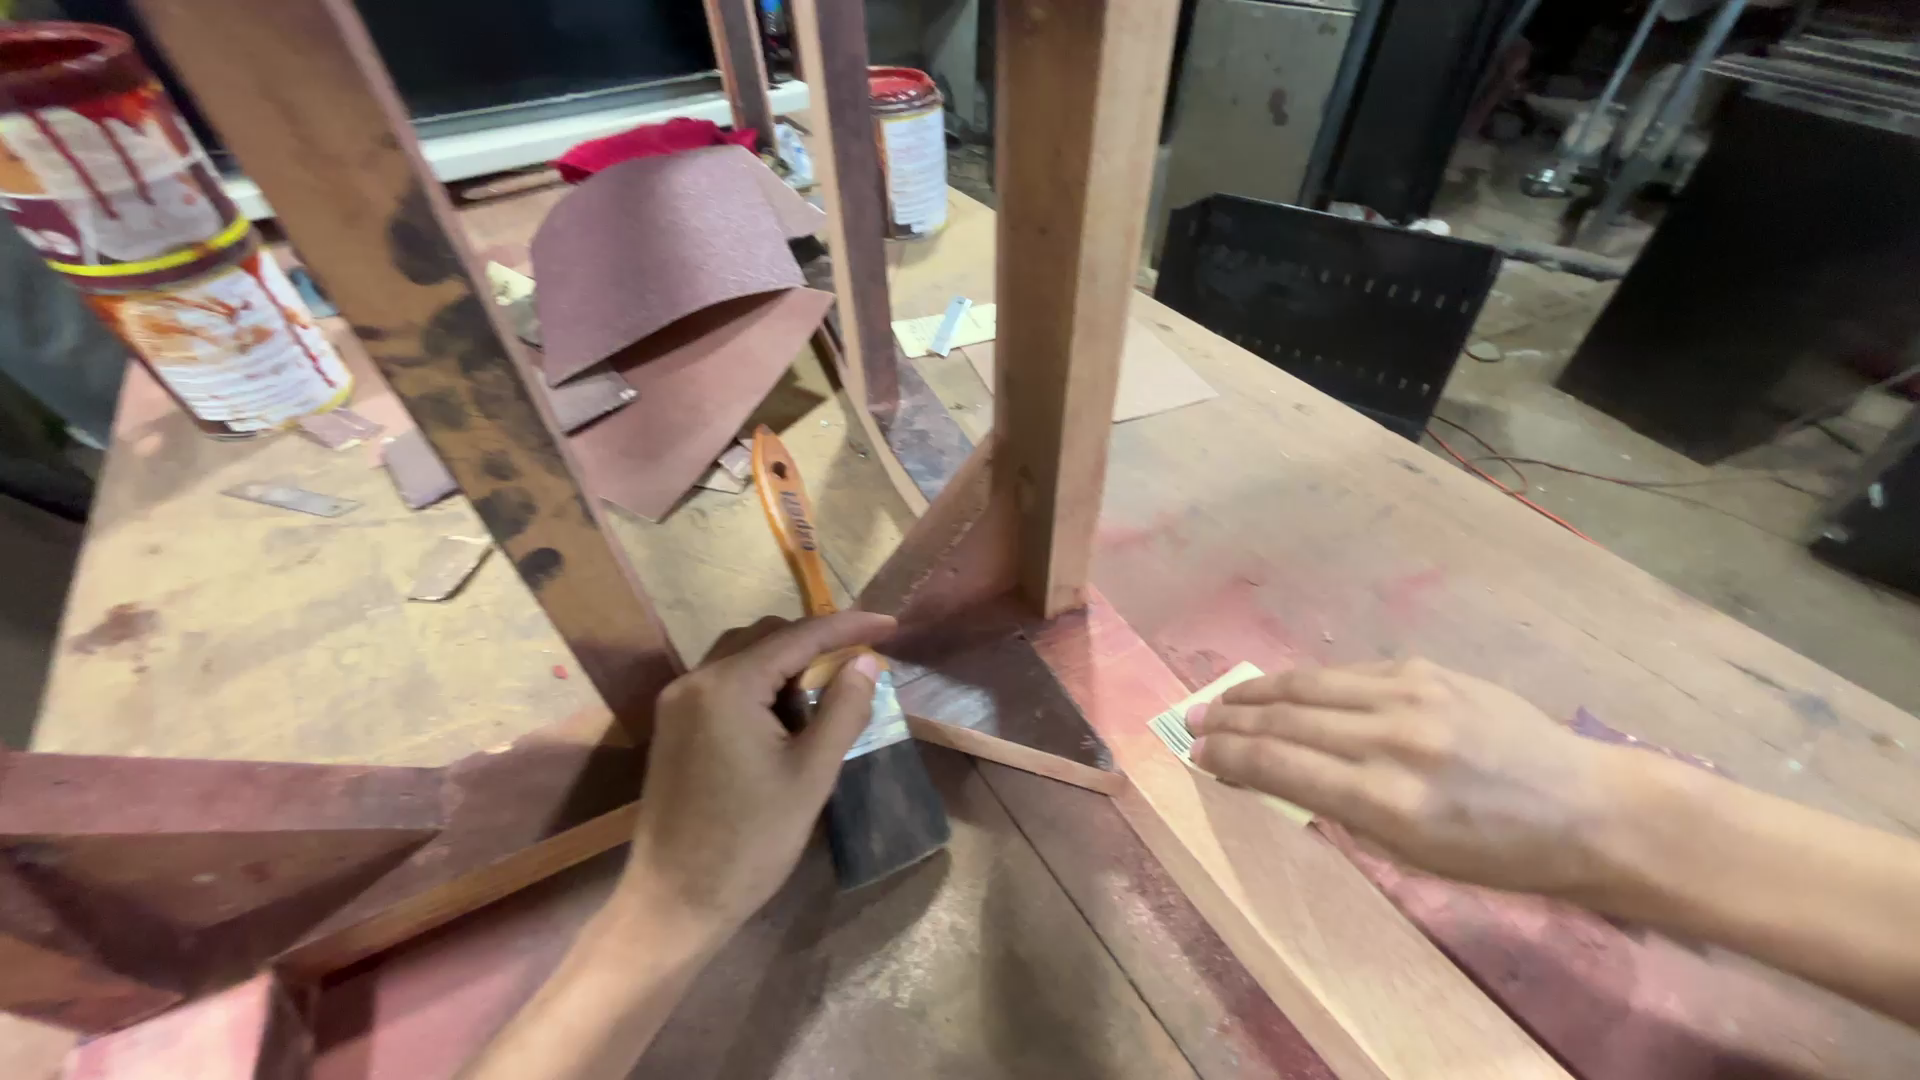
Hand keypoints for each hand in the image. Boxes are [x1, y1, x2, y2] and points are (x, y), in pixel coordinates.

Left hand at [620, 611, 896, 936]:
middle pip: (768, 637)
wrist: (675, 903)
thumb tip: (865, 661)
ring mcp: (678, 703)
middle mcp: (694, 680)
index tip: (890, 625)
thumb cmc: (751, 841)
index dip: (849, 626)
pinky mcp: (675, 726)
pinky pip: (726, 683)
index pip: (798, 636)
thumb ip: (844, 708)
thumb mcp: (812, 773)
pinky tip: (788, 716)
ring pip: (745, 657)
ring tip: (828, 693)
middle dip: (817, 645)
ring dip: (789, 665)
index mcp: (727, 686)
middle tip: (860, 667)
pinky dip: (763, 685)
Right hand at [1186, 658, 1625, 897]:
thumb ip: (1341, 809)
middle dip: (1228, 720)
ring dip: (1254, 693)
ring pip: (1305, 686)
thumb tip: (1279, 774)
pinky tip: (1283, 688)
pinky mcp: (1424, 671)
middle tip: (1192, 720)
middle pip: (1283, 720)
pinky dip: (1303, 682)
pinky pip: (1344, 674)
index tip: (1197, 753)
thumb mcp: (1414, 856)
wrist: (1589, 807)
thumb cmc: (1501, 854)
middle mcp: (1390, 740)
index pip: (1279, 766)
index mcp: (1387, 801)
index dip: (1228, 756)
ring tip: (1221, 698)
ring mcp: (1409, 696)